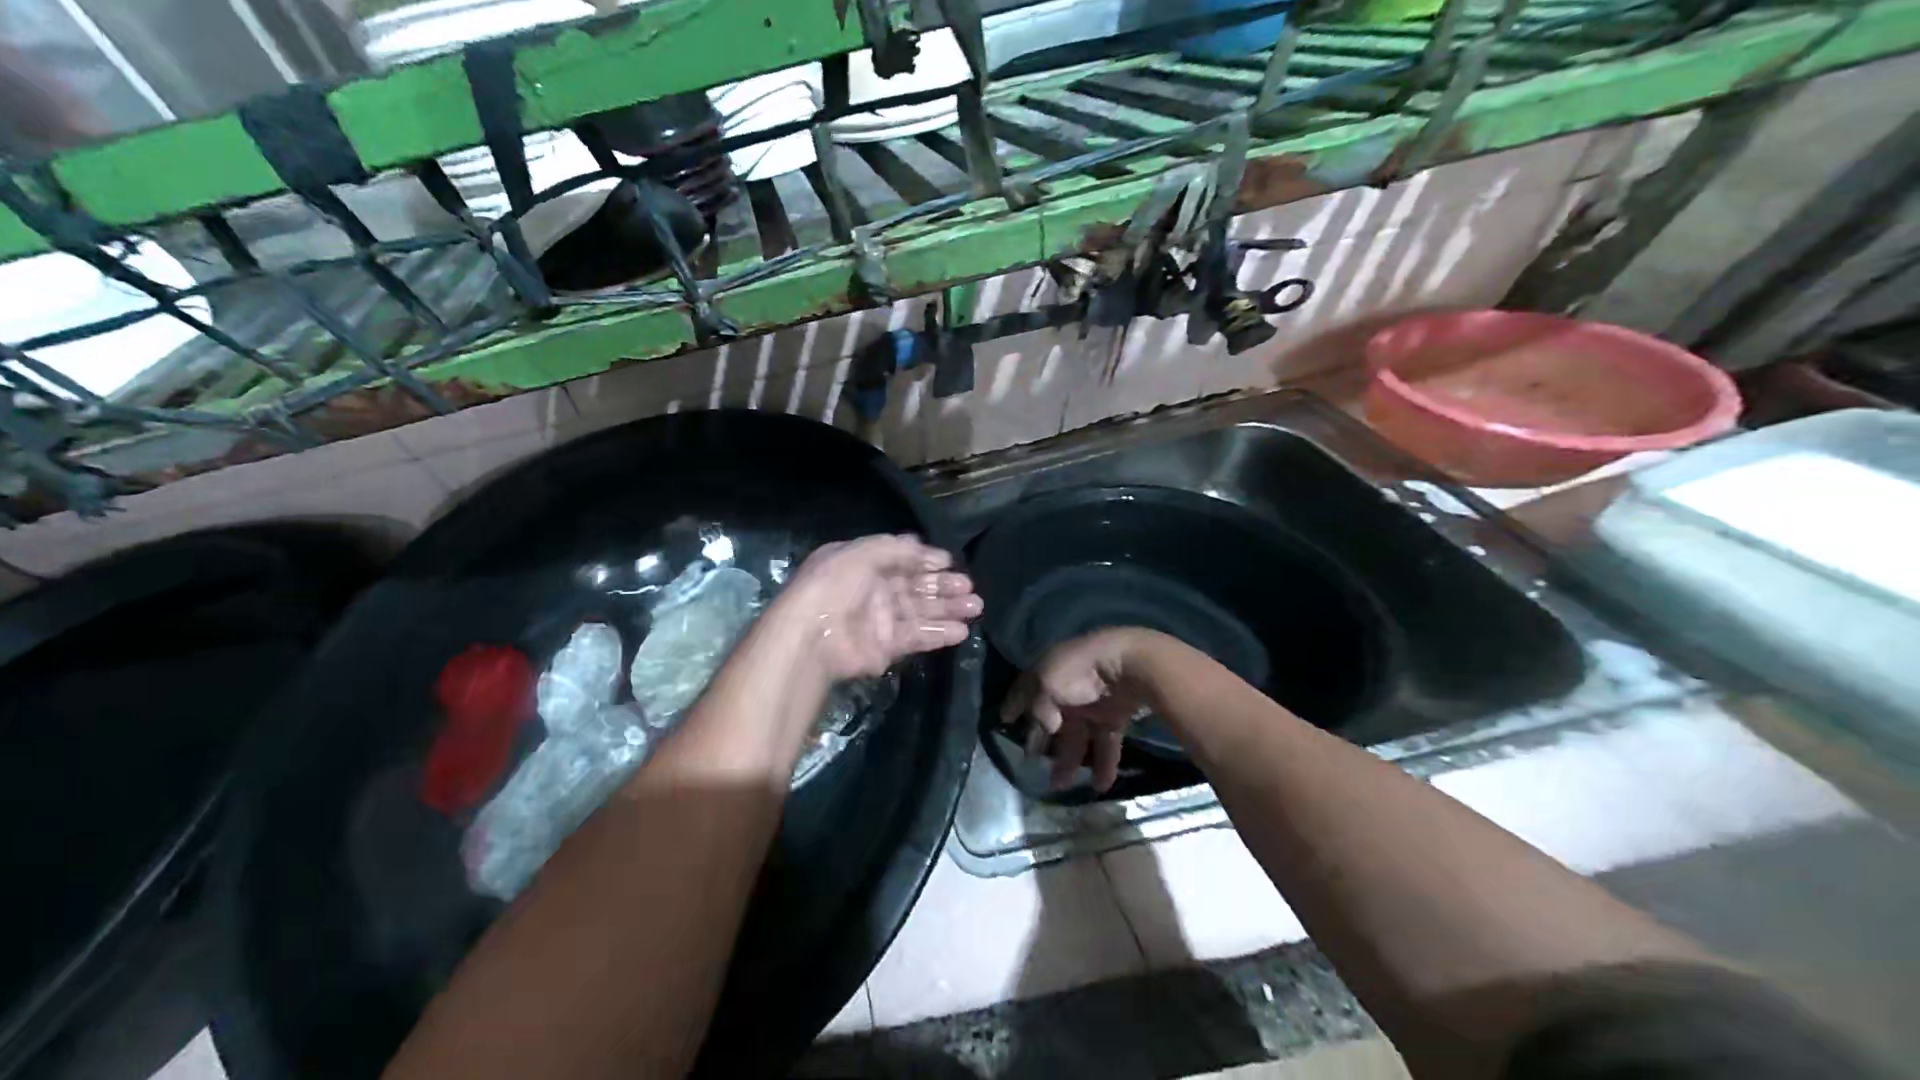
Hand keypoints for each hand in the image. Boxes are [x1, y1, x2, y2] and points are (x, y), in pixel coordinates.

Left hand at [771, 534, 981, 681]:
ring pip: (922, 612)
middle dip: (944, 586)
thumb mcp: (861, 553)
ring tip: (976, 607)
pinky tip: (962, 630)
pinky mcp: (887, 647)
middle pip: (916, 586)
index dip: (927, 561)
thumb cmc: (834, 585)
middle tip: (970, 587)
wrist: (811, 636)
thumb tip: (927, 550)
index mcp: (864, 564)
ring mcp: (881, 620)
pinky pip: (918, 637)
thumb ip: (896, 548)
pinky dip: (939, 634)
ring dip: (949, 609)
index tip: (949, 563)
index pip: (902, 560)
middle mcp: (874, 590)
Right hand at [1000, 628, 1158, 791]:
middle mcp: (1068, 689)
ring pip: (1078, 737)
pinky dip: (1104, 764)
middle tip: (1033, 768)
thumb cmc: (1079, 671)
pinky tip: (1101, 785)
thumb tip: (1046, 728)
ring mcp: (1093, 703)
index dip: (1014, 706)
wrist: (1128, 665)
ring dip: (1070, 762)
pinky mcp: (1115, 716)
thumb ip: (1039, 709)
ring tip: (1061, 787)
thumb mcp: (1046, 686)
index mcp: (1048, 675)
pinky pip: (1106, 743)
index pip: (1025, 692)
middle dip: (1042, 745)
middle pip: (1052, 721)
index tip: (1004, 723)